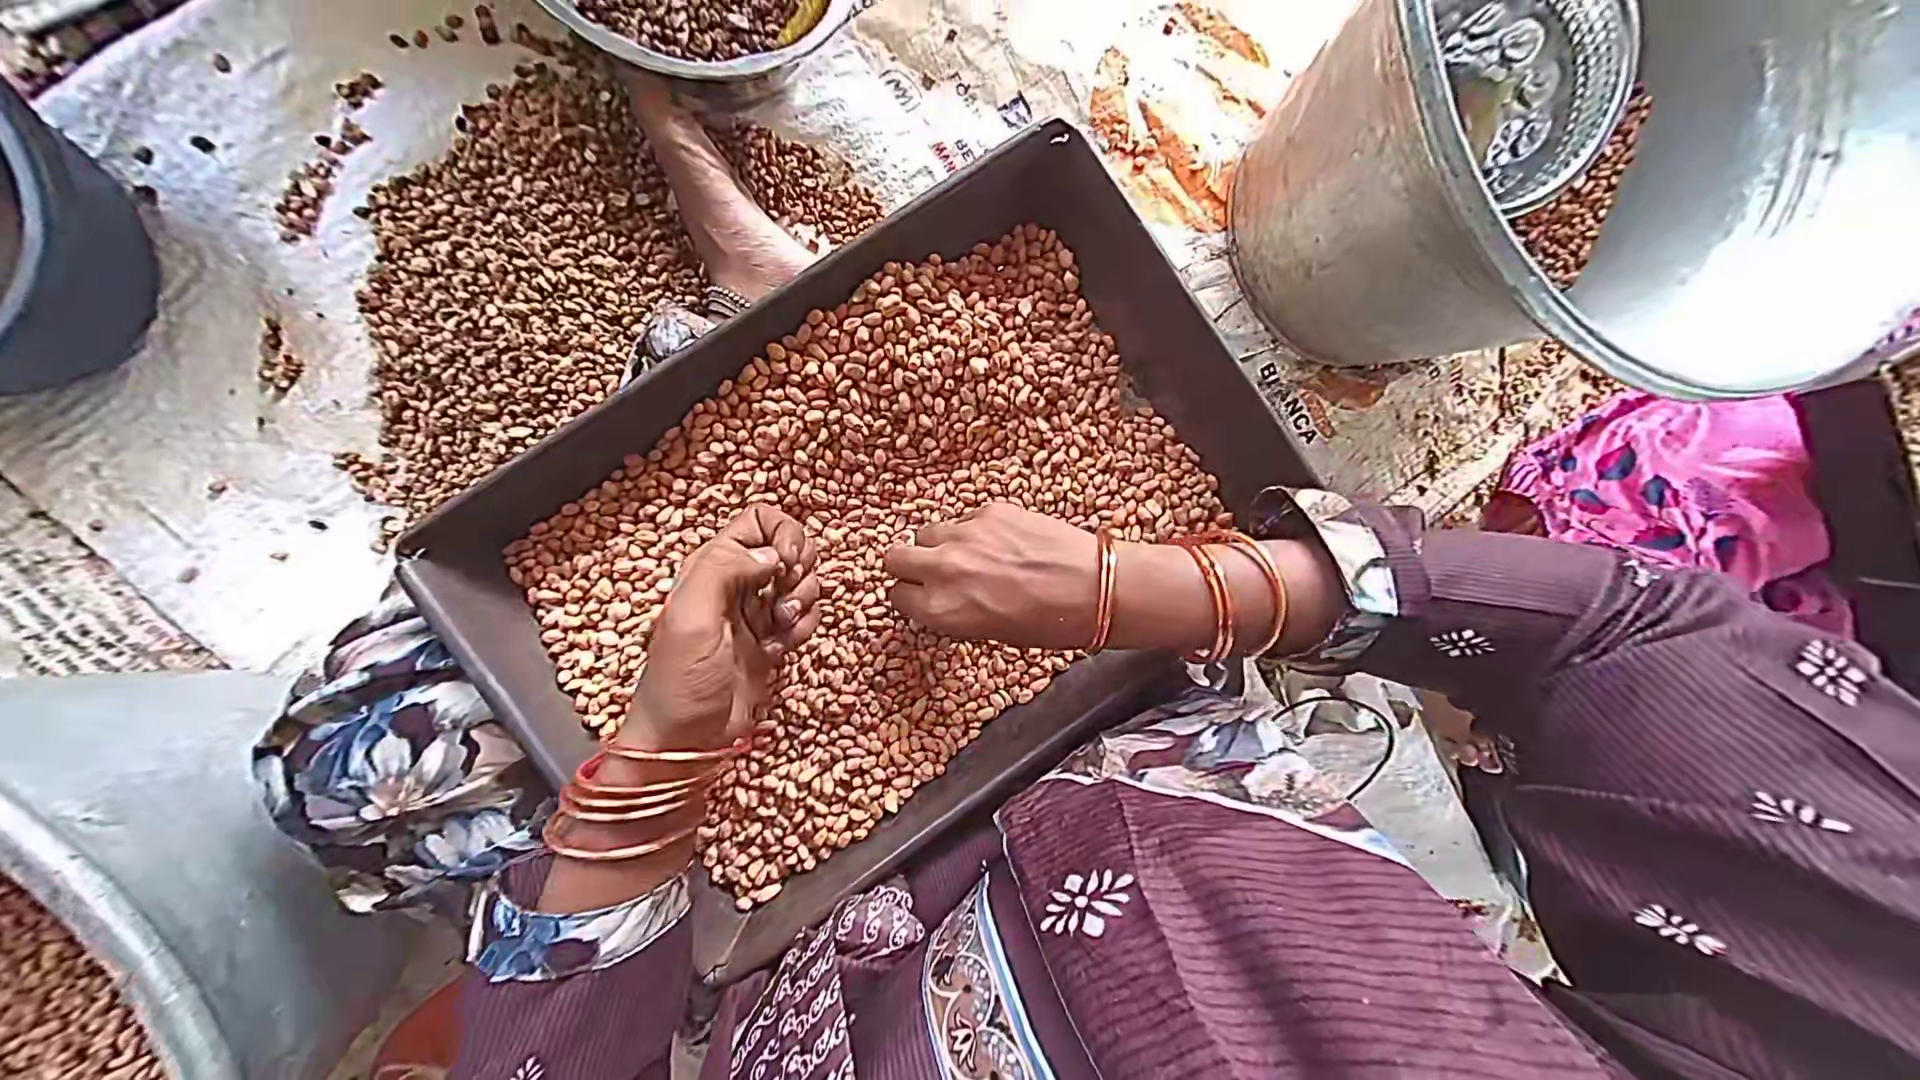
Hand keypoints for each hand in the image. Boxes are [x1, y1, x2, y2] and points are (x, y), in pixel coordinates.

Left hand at [621, 505, 820, 750]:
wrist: (688, 741)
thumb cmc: (679, 683)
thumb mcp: (690, 618)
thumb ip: (725, 569)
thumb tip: (772, 554)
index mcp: (713, 565)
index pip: (760, 519)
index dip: (783, 533)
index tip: (787, 564)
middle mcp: (739, 580)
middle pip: (791, 546)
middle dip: (800, 571)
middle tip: (783, 601)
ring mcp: (759, 609)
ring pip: (805, 580)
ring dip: (804, 603)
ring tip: (779, 630)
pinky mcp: (775, 636)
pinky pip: (808, 614)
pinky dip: (805, 628)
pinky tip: (780, 649)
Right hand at [884, 503, 1100, 649]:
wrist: (1095, 589)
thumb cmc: (1049, 624)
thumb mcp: (989, 632)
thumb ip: (951, 611)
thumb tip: (936, 596)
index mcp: (940, 609)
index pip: (897, 595)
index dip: (910, 595)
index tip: (921, 594)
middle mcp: (943, 569)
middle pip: (895, 556)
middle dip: (909, 565)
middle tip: (932, 571)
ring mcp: (965, 535)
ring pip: (927, 533)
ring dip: (939, 545)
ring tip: (969, 555)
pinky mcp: (989, 510)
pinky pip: (963, 519)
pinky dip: (973, 530)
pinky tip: (1001, 543)